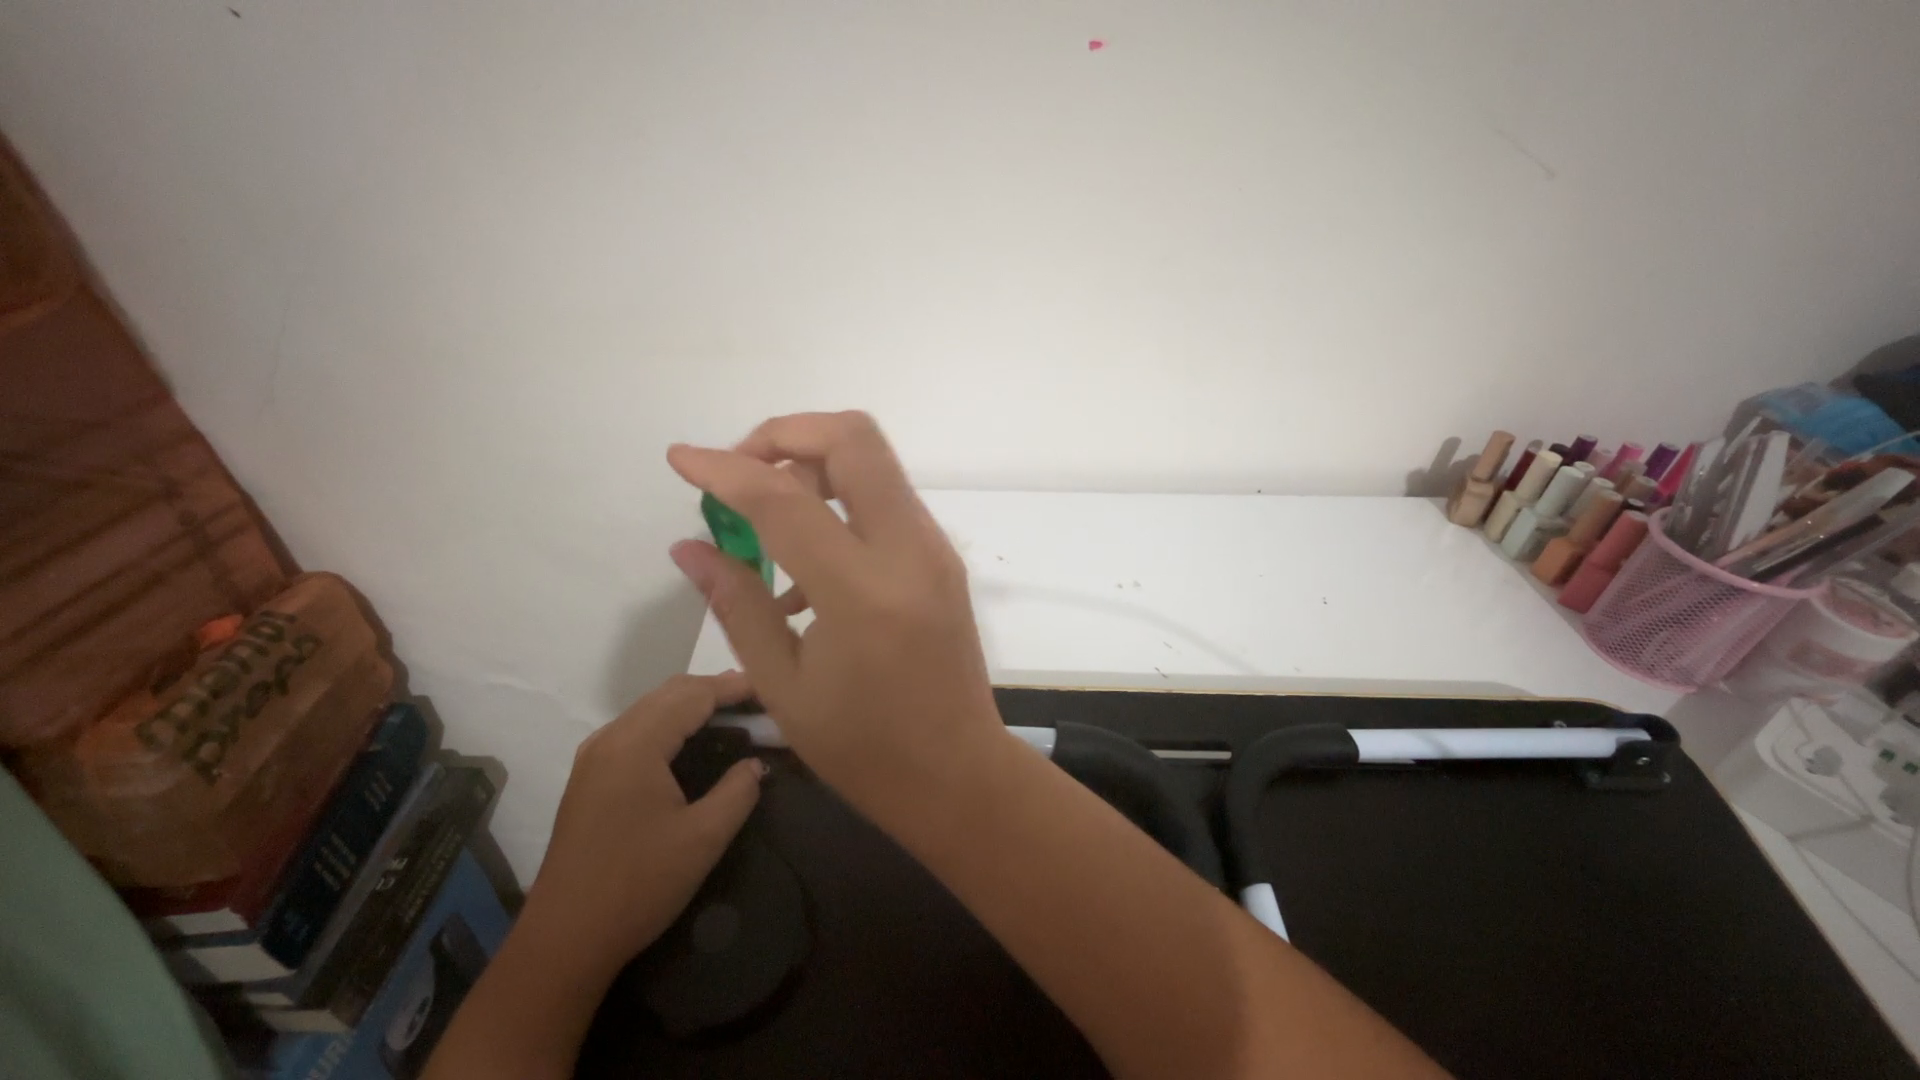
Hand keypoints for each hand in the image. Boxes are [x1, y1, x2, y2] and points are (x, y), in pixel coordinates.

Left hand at [522, 672, 766, 976]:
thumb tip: (755, 764)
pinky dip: (669, 724)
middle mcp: (610, 739)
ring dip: (690, 706)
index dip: (733, 687)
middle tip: (757, 702)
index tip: (771, 687)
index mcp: (636, 745)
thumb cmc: (638, 884)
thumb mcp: (703, 838)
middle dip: (713, 690)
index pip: (692, 695)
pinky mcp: (589, 779)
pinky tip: (691, 744)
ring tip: (732, 717)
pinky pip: (636, 731)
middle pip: (668, 694)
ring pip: (649, 710)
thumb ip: (738, 791)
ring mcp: (594, 758)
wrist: (566, 938)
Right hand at [666, 411, 1003, 809]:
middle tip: (739, 474)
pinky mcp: (942, 557)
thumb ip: (737, 604)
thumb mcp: (784, 686)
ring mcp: (934, 549)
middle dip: (784, 435)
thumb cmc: (865, 749)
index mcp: (862, 591)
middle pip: (852, 438)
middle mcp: (909, 551)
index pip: (785, 498)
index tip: (681, 459)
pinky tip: (804, 565)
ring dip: (813, 465)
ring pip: (874, 460)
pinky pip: (886, 499)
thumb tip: (690, 546)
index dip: (725, 470)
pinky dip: (840, 501)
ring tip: (764, 522)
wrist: (959, 776)